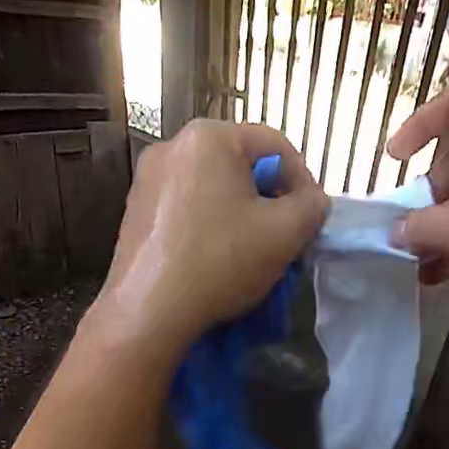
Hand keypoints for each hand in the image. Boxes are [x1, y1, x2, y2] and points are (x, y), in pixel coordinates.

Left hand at [93, 120, 326, 355]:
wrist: (149, 312)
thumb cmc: (221, 262)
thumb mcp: (285, 233)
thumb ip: (312, 207)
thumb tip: (313, 201)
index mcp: (209, 137)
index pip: (275, 144)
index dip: (303, 180)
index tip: (310, 218)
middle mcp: (172, 146)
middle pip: (240, 165)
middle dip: (269, 198)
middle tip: (284, 236)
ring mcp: (147, 179)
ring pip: (212, 188)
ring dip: (240, 213)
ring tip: (251, 251)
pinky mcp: (135, 212)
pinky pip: (186, 208)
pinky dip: (209, 226)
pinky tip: (215, 259)